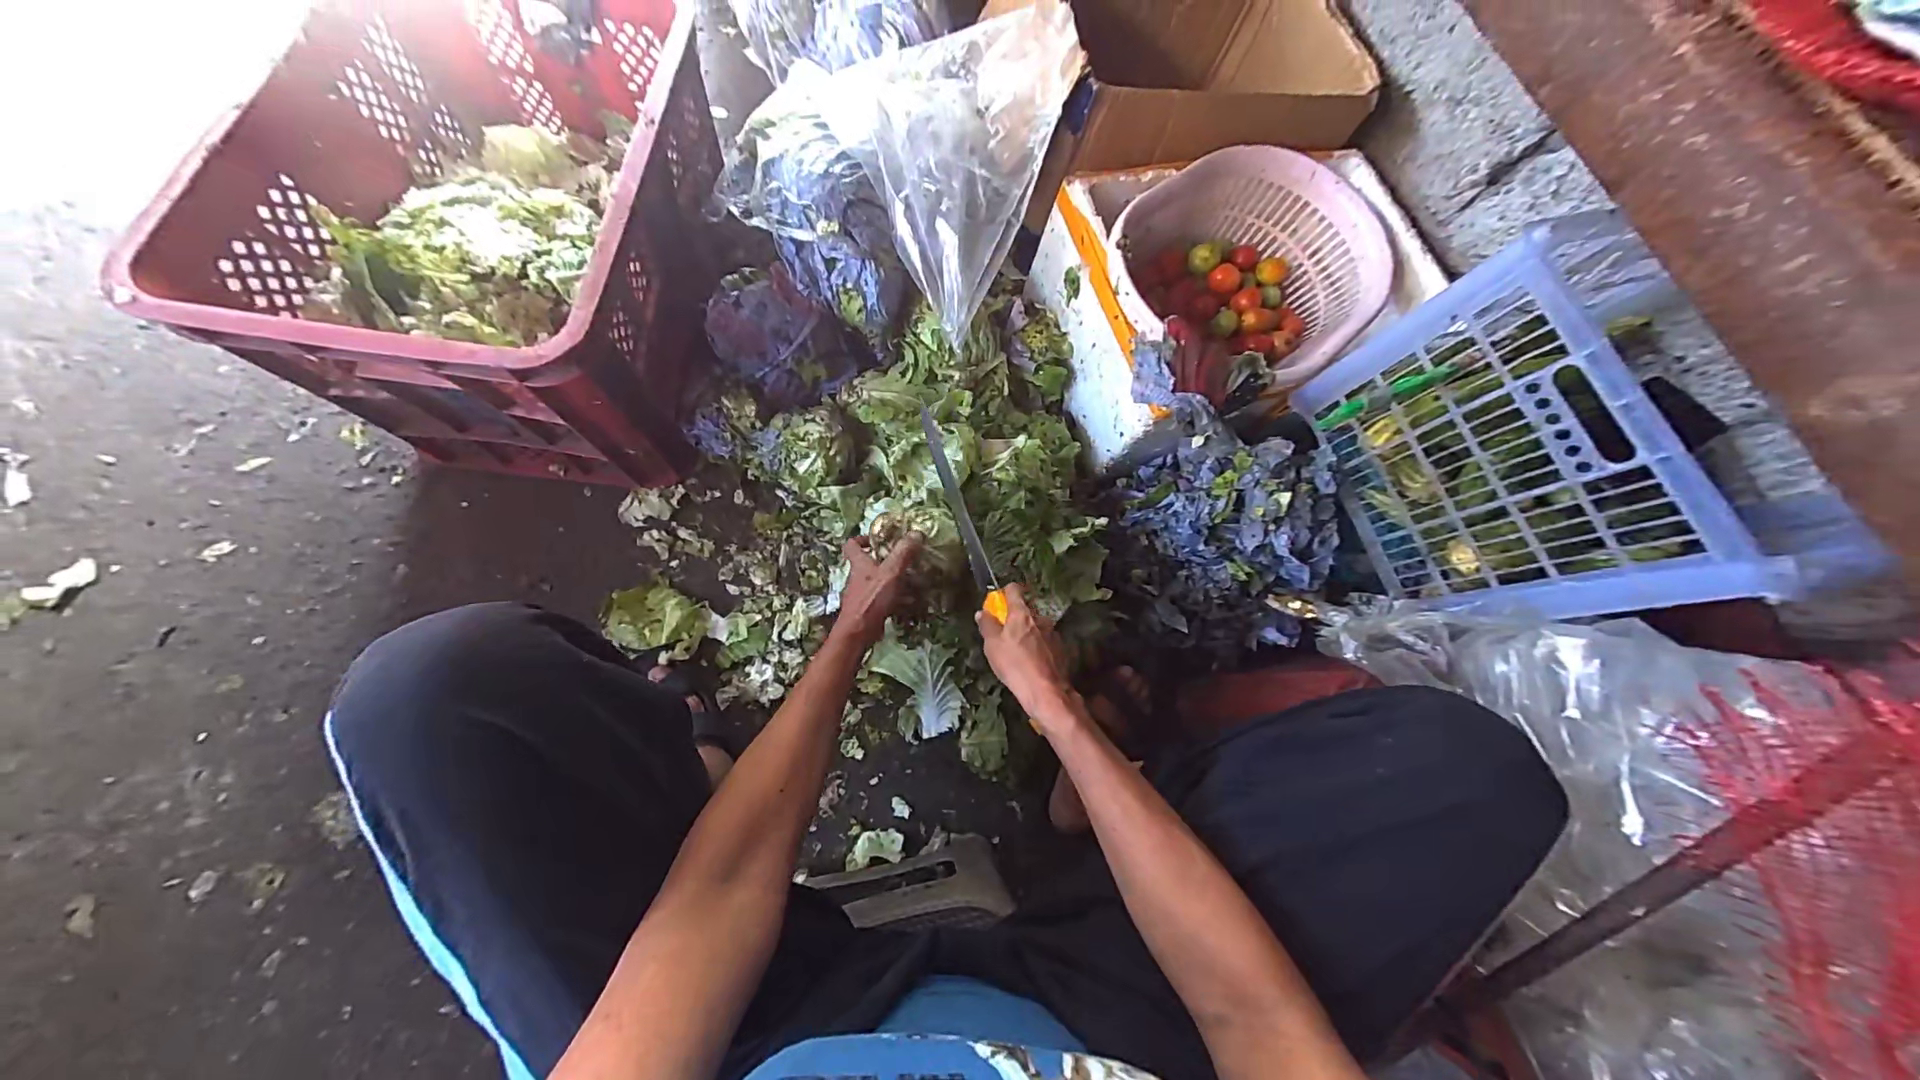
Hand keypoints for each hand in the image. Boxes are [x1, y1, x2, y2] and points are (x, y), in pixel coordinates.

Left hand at [832, 533, 921, 650]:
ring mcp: (862, 595)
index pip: (852, 545)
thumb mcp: (890, 572)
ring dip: (894, 581)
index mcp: (859, 564)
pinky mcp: (868, 610)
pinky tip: (912, 602)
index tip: (877, 538)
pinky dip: (897, 599)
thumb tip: (915, 533)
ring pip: (878, 582)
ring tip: (914, 580)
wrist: (859, 633)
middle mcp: (857, 578)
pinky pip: (884, 599)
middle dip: (886, 561)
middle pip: (869, 564)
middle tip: (905, 560)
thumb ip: (903, 553)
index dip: (862, 539)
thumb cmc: (872, 599)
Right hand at [977, 584, 1079, 734]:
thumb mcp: (992, 646)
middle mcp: (1040, 619)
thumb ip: (987, 626)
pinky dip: (1038, 647)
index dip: (1005, 591)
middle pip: (1026, 611)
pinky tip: (1032, 662)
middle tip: (1005, 634)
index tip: (999, 599)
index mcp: (1022, 614)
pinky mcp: (1061, 649)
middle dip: (1016, 619)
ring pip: (1037, 628)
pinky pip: (1045, 642)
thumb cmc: (1015, 665)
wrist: (1046, 692)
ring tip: (1019, 653)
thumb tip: (983, 612)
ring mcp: (1053, 634)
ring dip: (1028, 634)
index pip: (1014, 590)